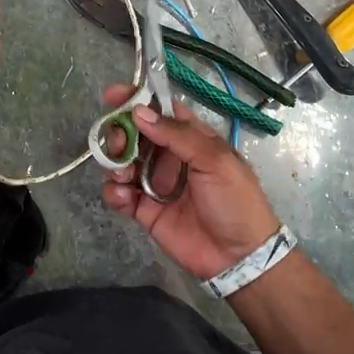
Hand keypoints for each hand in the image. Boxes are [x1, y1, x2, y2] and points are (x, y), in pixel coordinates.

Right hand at [100, 84, 281, 279]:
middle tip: (119, 143)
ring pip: (122, 160)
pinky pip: (119, 193)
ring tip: (123, 174)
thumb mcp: (215, 161)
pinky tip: (124, 196)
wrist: (239, 258)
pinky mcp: (144, 209)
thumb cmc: (235, 201)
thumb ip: (176, 134)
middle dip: (119, 132)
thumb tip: (139, 112)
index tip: (113, 95)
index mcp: (190, 138)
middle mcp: (168, 156)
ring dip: (114, 161)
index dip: (136, 100)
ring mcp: (154, 182)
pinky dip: (114, 191)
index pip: (159, 110)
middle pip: (134, 133)